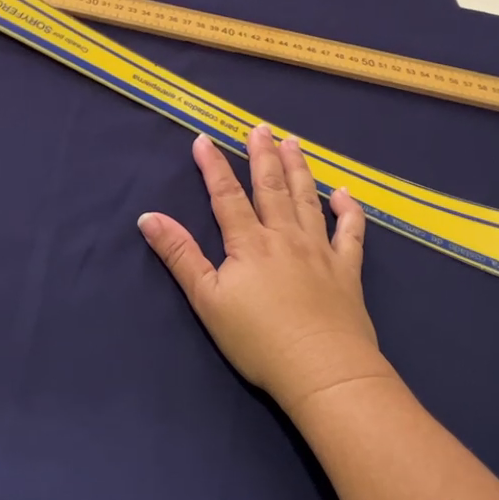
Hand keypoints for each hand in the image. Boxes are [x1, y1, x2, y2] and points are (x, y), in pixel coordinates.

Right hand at [137, 125, 393, 409]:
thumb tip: (149, 217)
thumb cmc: (258, 339)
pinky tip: (344, 194)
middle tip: (259, 128)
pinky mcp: (347, 271)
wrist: (323, 371)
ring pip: (307, 200)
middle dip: (262, 155)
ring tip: (293, 143)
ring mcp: (320, 251)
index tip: (203, 139)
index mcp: (248, 243)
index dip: (213, 166)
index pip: (226, 195)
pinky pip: (350, 233)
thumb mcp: (207, 299)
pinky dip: (348, 211)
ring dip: (299, 169)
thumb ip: (179, 255)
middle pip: (271, 188)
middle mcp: (284, 236)